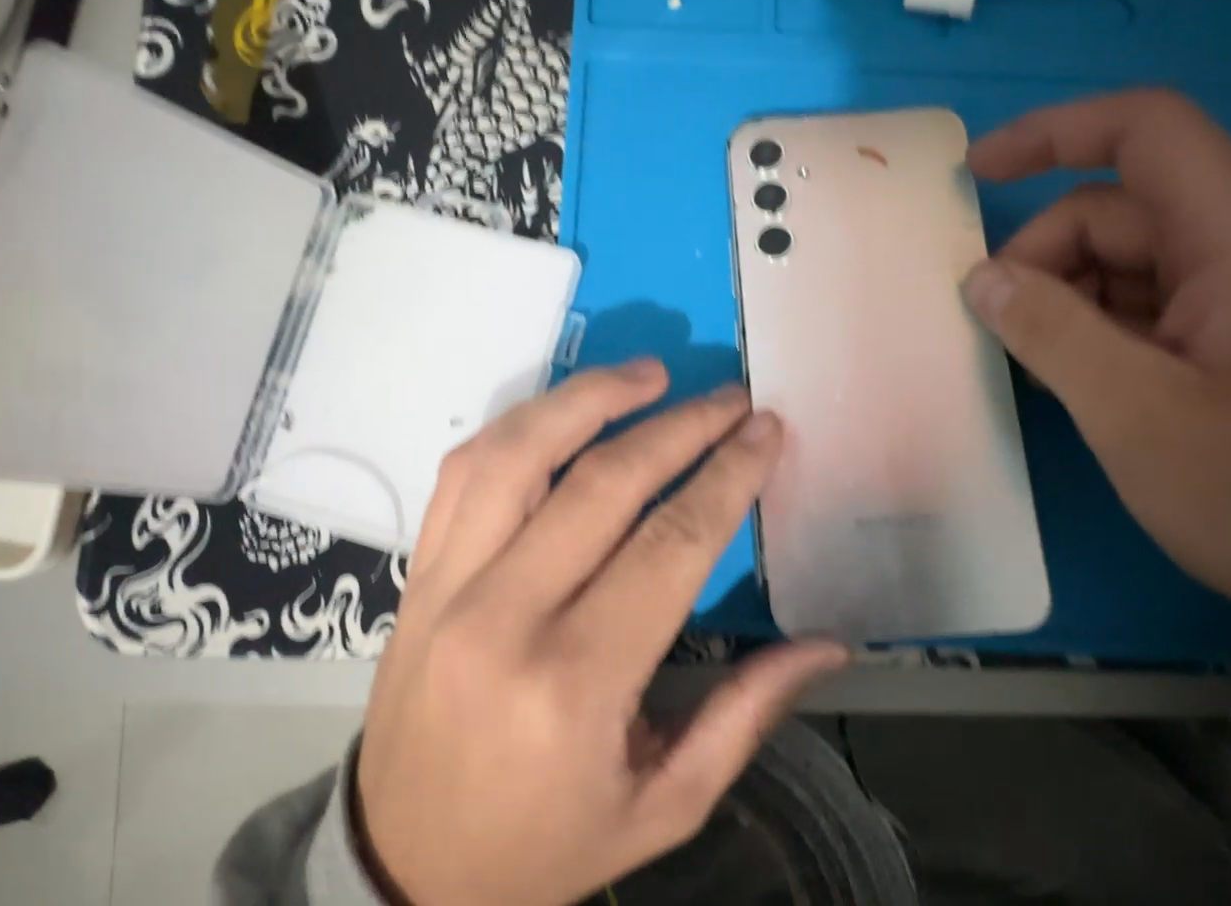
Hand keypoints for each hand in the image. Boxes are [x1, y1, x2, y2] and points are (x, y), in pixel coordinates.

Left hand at [355, 362, 847, 905]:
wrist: (403, 864)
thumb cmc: (543, 845)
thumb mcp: (663, 806)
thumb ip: (746, 715)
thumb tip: (827, 643)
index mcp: (576, 681)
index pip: (669, 544)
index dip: (727, 477)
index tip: (765, 432)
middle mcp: (504, 616)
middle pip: (602, 484)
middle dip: (681, 428)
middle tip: (731, 399)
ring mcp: (447, 587)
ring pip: (517, 455)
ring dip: (588, 397)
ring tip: (648, 374)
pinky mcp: (417, 576)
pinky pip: (462, 475)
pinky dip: (517, 429)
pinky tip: (563, 412)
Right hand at [961, 89, 1230, 697]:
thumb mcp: (1139, 416)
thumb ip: (1051, 333)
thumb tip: (980, 278)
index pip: (1149, 132)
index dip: (1055, 131)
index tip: (976, 172)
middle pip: (1124, 210)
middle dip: (1046, 253)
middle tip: (994, 326)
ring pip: (1134, 266)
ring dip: (1069, 298)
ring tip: (1032, 362)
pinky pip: (1155, 312)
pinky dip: (1099, 330)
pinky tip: (1076, 381)